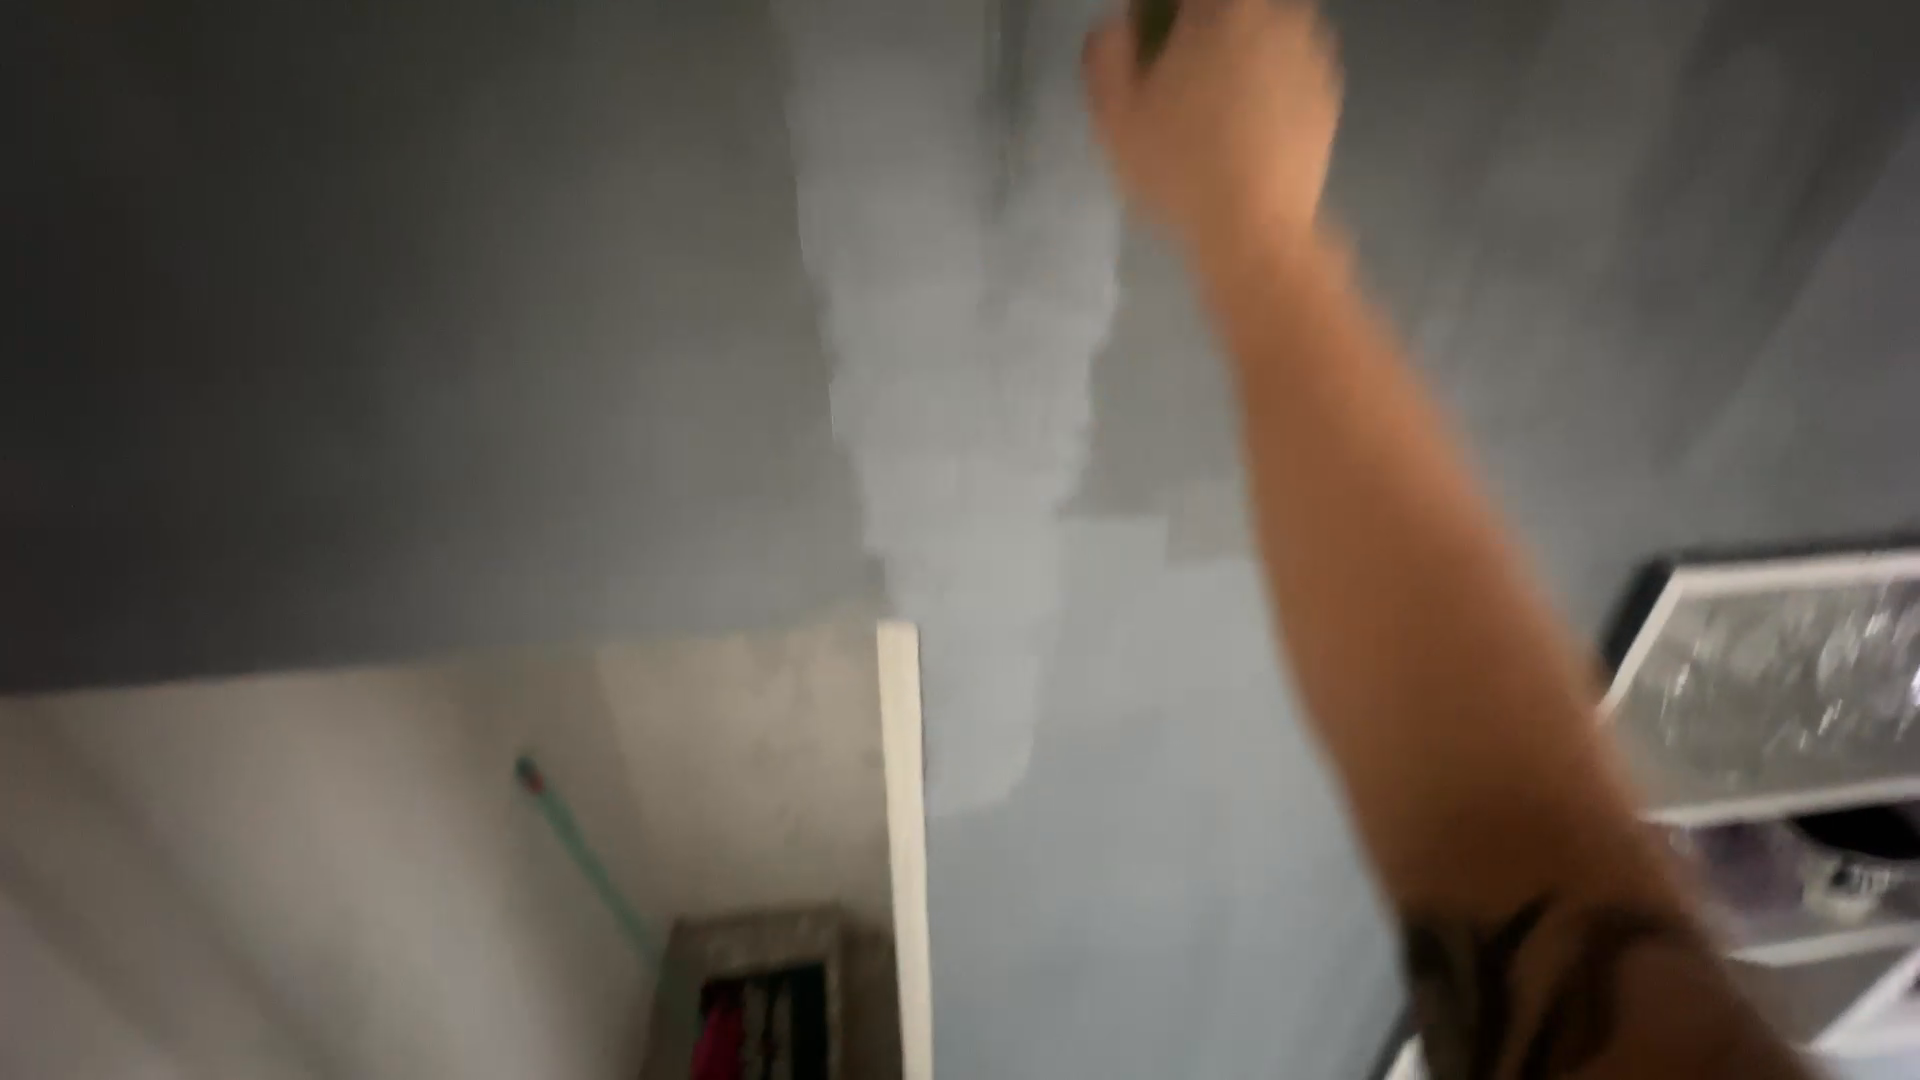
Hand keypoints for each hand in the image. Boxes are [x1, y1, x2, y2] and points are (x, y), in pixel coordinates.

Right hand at [1083, 0, 1341, 258]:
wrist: (1255, 229)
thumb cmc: (1178, 171)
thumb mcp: (1115, 119)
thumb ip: (1106, 54)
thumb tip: (1117, 27)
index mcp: (1219, 7)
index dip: (1155, 17)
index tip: (1142, 50)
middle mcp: (1275, 11)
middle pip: (1225, 9)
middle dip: (1197, 38)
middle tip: (1175, 88)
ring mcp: (1310, 48)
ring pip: (1260, 36)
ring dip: (1234, 61)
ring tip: (1212, 117)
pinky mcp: (1327, 90)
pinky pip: (1287, 71)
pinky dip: (1266, 89)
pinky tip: (1245, 136)